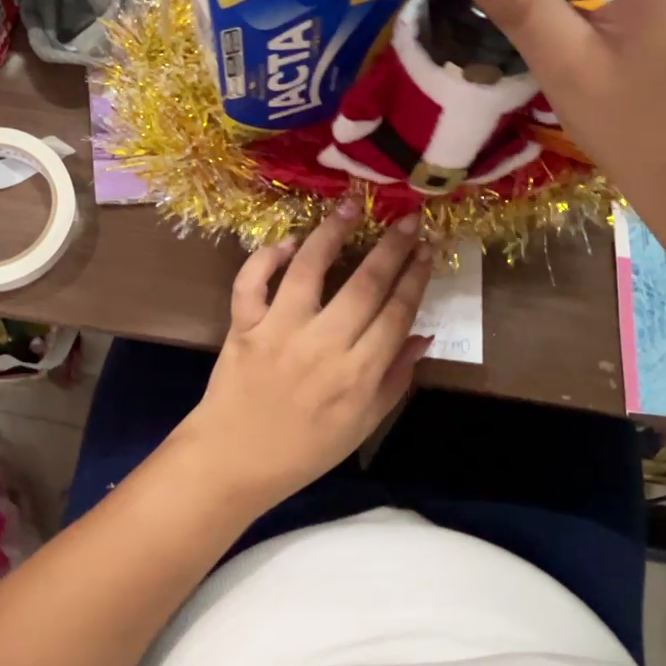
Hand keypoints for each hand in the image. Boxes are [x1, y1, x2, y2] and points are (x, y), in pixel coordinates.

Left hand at [164, 202, 433, 511]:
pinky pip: (251, 283)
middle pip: (364, 285)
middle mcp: (322, 346)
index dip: (417, 276)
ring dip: (332, 234)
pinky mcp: (243, 327)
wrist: (235, 460)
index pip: (397, 313)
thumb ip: (395, 379)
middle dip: (392, 247)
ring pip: (309, 271)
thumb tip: (425, 336)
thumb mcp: (363, 425)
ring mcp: (279, 332)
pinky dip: (266, 258)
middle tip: (409, 217)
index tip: (430, 247)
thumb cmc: (305, 449)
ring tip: (349, 206)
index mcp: (358, 374)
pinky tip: (289, 243)